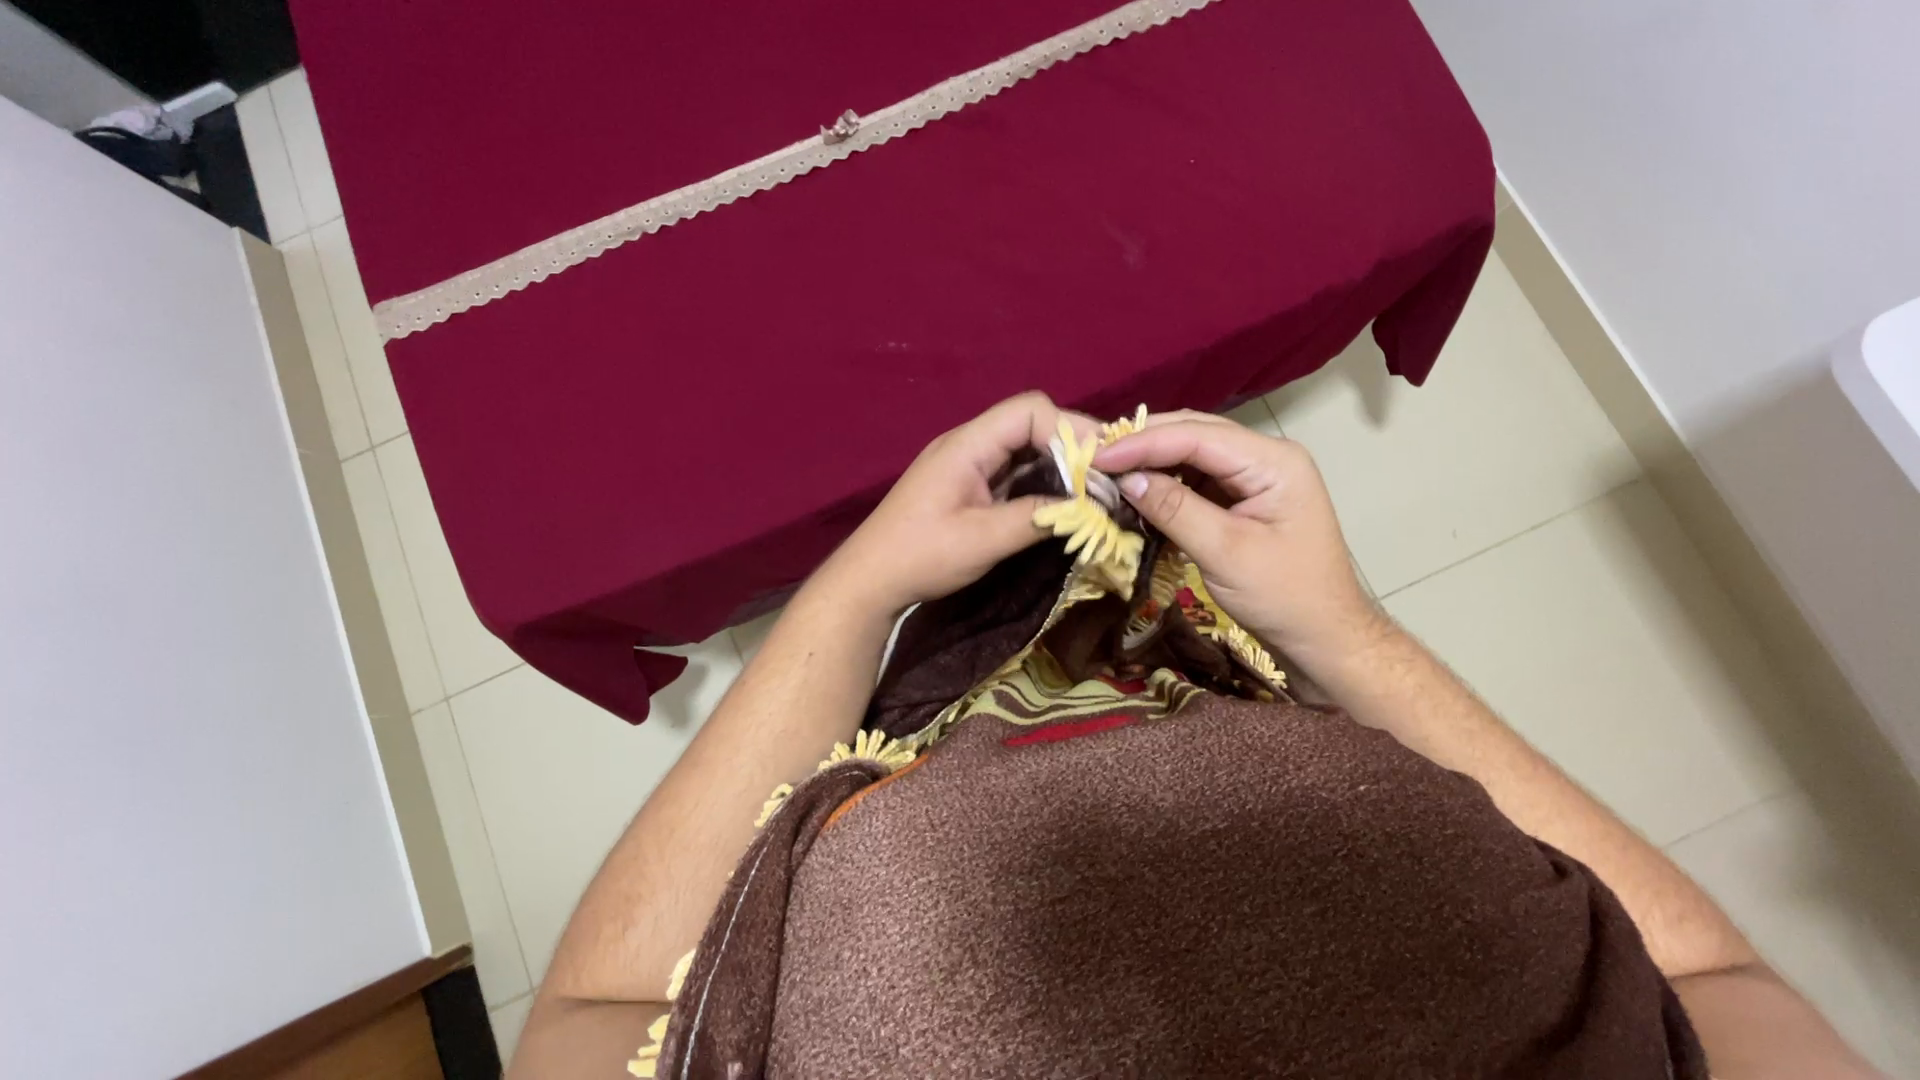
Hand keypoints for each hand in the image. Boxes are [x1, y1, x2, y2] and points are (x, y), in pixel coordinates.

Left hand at [820, 392, 1084, 616]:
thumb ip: (1035, 518)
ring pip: (1024, 448)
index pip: (1029, 411)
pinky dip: (1041, 482)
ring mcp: (967, 466)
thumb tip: (1085, 508)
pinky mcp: (969, 487)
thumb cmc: (920, 556)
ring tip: (1093, 491)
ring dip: (1059, 466)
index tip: (1100, 465)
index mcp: (966, 445)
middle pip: (1030, 424)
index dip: (1069, 430)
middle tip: (1106, 478)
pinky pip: (1013, 471)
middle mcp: (968, 445)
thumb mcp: (982, 541)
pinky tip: (1061, 503)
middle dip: (1071, 446)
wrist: (870, 580)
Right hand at [1093, 411, 1385, 668]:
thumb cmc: (1283, 596)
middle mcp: (1265, 457)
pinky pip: (1195, 478)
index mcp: (1273, 462)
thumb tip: (1126, 479)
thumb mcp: (1225, 553)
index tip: (1096, 458)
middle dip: (1143, 443)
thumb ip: (1175, 509)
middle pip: (1194, 434)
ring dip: (1150, 461)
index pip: (1197, 436)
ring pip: (1191, 453)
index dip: (1142, 443)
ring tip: (1106, 472)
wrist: (1323, 635)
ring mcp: (1254, 476)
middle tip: (1093, 458)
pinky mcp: (1242, 498)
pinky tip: (1135, 490)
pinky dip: (1163, 482)